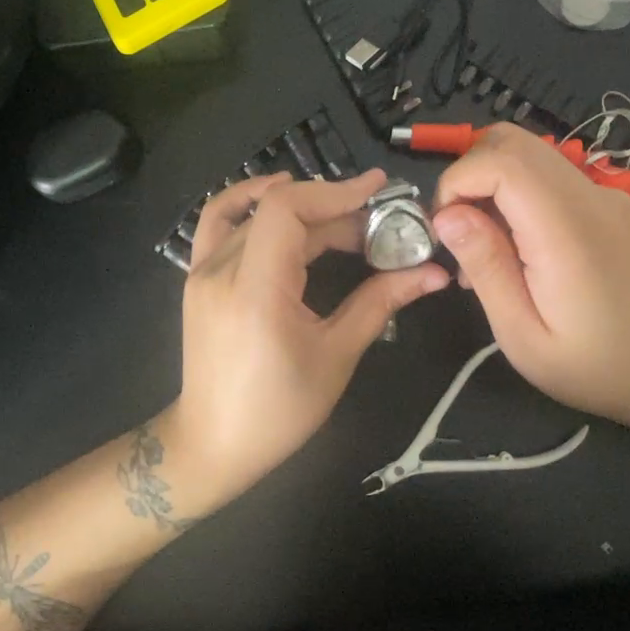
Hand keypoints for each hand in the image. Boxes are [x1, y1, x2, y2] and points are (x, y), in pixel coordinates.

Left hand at [168, 170, 447, 500]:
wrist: (215, 440)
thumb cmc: (279, 409)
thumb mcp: (336, 356)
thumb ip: (379, 303)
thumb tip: (433, 273)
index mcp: (255, 291)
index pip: (287, 210)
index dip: (334, 192)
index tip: (377, 190)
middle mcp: (220, 272)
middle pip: (275, 211)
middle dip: (331, 211)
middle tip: (376, 228)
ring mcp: (200, 274)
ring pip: (248, 214)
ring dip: (295, 208)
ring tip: (335, 215)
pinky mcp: (196, 281)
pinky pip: (216, 226)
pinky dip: (247, 207)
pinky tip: (277, 206)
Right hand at [430, 124, 629, 417]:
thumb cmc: (590, 366)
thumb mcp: (521, 334)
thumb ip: (486, 267)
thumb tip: (447, 215)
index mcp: (568, 231)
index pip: (502, 161)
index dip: (457, 181)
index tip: (441, 229)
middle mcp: (592, 198)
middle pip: (514, 142)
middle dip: (467, 175)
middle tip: (454, 232)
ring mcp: (607, 196)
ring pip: (530, 156)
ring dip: (489, 187)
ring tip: (481, 249)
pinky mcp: (611, 205)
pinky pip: (550, 179)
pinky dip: (516, 198)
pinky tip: (514, 251)